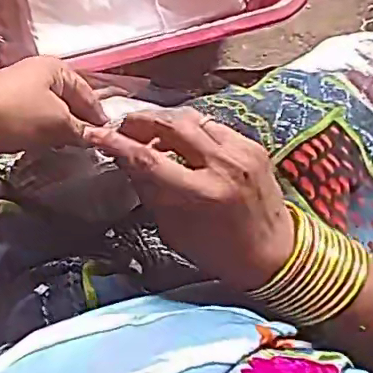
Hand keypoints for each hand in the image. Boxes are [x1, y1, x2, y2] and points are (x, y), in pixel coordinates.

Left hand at [0, 56, 110, 153]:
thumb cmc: (19, 113)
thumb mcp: (58, 123)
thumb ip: (81, 130)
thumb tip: (96, 137)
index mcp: (57, 68)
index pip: (88, 93)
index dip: (98, 115)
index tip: (107, 136)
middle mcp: (39, 71)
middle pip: (69, 99)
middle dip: (79, 121)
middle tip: (89, 143)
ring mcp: (21, 86)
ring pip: (51, 109)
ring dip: (60, 126)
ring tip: (68, 144)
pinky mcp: (6, 104)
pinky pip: (34, 116)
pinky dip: (42, 128)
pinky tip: (45, 141)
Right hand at [83, 109, 294, 289]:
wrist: (276, 255)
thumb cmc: (219, 251)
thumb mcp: (174, 228)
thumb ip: (151, 190)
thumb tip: (127, 159)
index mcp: (201, 193)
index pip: (148, 158)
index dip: (118, 143)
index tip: (97, 134)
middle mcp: (223, 165)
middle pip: (171, 124)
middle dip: (140, 121)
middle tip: (124, 128)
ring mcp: (242, 151)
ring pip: (192, 117)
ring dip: (165, 120)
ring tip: (149, 131)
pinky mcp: (253, 145)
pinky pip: (213, 125)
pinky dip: (191, 128)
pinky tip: (180, 138)